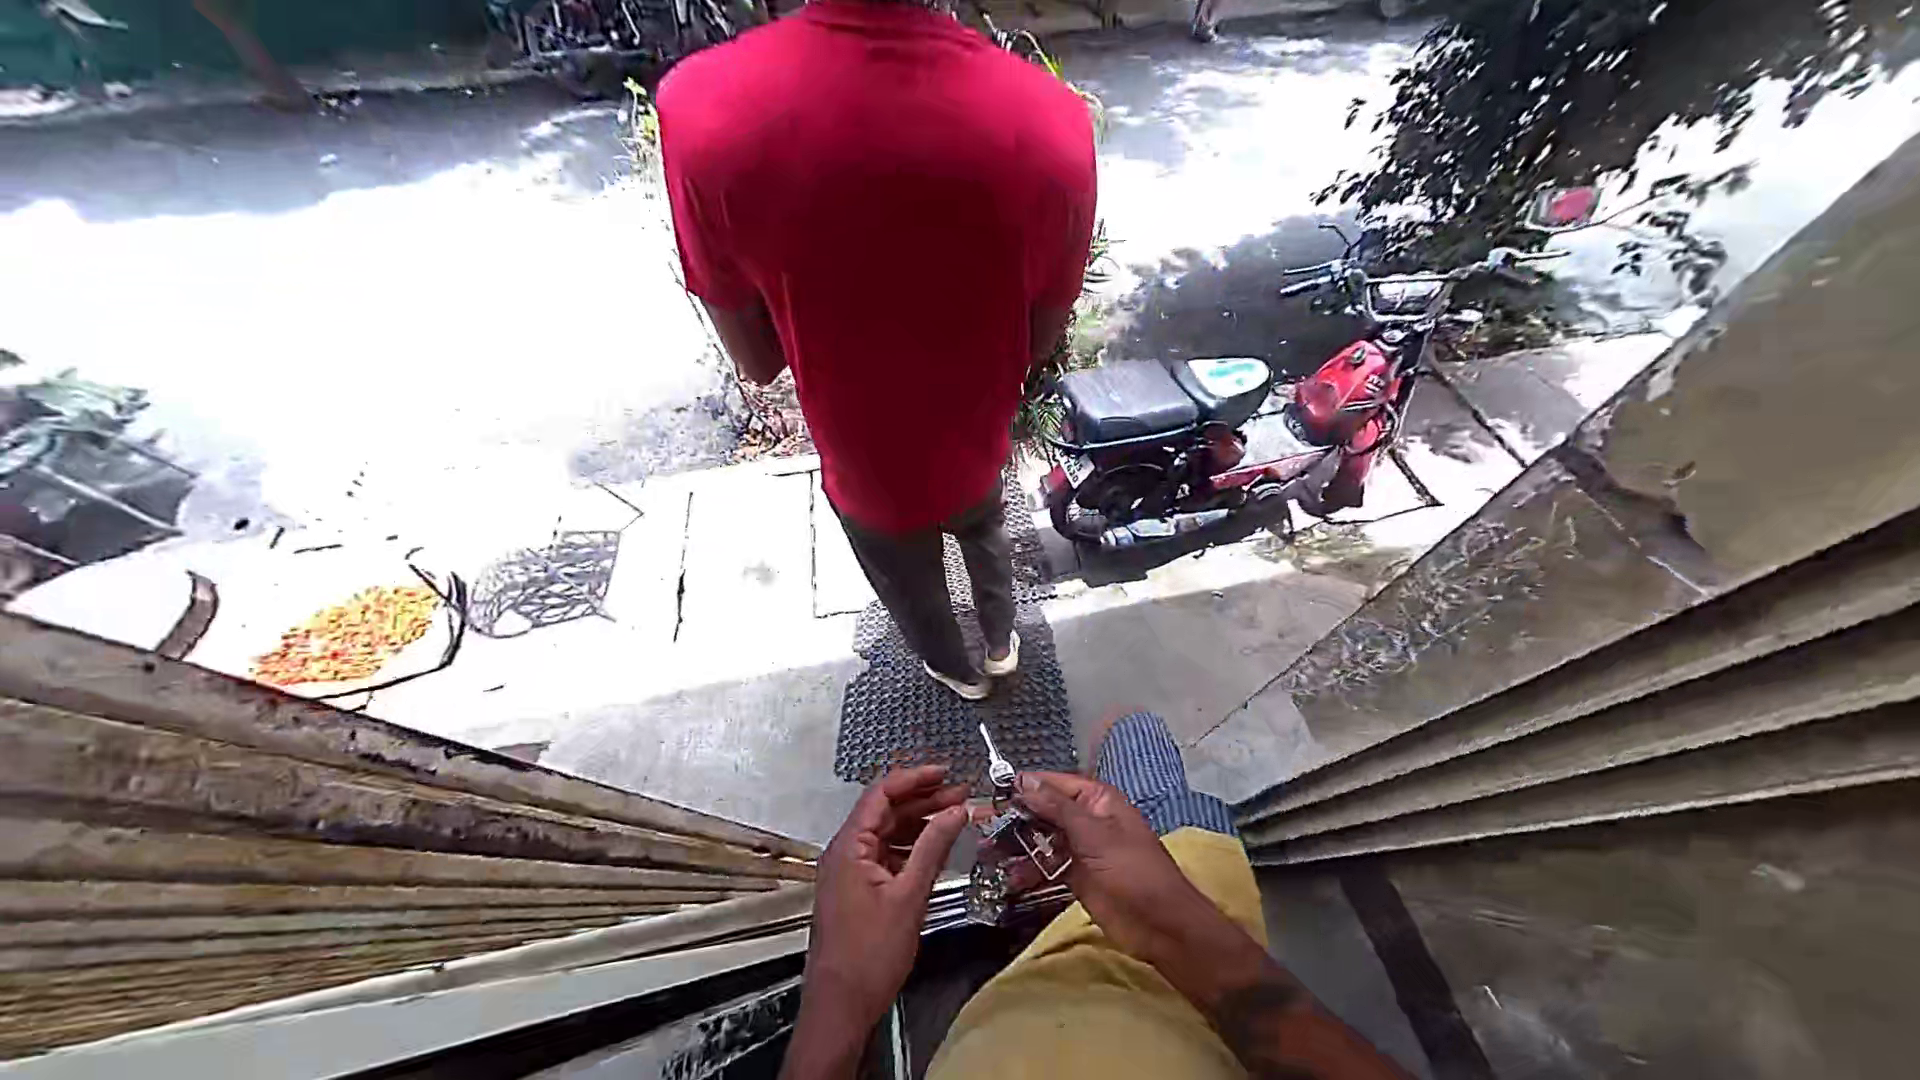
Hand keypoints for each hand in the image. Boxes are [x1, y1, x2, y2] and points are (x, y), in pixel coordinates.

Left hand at [782, 766, 967, 1079]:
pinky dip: (912, 846)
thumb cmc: (870, 954)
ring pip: (888, 832)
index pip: (881, 794)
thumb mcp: (909, 896)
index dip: (914, 778)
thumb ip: (933, 847)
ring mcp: (851, 870)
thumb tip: (958, 810)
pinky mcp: (858, 888)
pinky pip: (887, 854)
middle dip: (923, 799)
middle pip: (886, 811)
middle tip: (960, 792)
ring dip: (920, 822)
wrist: (841, 1009)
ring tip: (955, 813)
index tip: (944, 772)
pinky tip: (936, 845)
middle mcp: (845, 850)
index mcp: (849, 845)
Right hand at [1017, 773, 1412, 1079]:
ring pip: (1040, 840)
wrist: (1163, 928)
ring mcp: (1079, 848)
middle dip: (1014, 817)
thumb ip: (1055, 807)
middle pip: (1042, 811)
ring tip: (988, 853)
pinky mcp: (1075, 876)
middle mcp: (1085, 819)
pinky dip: (1028, 870)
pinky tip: (1009, 878)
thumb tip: (1023, 780)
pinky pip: (1045, 867)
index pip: (1053, 783)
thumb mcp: (1093, 834)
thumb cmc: (1134, 871)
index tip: (992, 790)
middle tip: (982, 824)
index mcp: (1096, 800)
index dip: (1024, 785)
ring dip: (1016, 846)